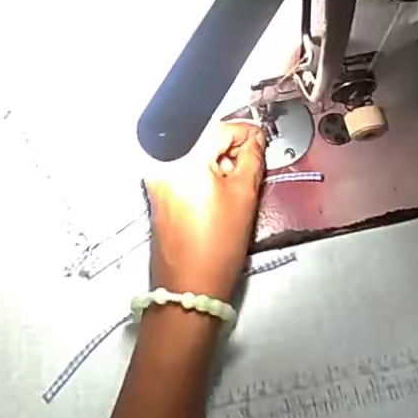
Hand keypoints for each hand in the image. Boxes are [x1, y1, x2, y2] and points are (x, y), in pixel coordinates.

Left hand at [142, 122, 266, 300]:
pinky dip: (204, 178)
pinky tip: (218, 201)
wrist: (189, 289)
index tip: (260, 141)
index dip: (245, 132)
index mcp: (183, 160)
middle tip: (251, 166)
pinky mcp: (159, 197)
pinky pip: (185, 174)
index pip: (219, 128)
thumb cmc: (216, 248)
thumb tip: (255, 140)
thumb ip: (252, 159)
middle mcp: (164, 165)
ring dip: (218, 164)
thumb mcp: (244, 196)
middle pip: (205, 140)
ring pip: (195, 157)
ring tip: (234, 189)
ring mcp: (158, 182)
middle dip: (230, 149)